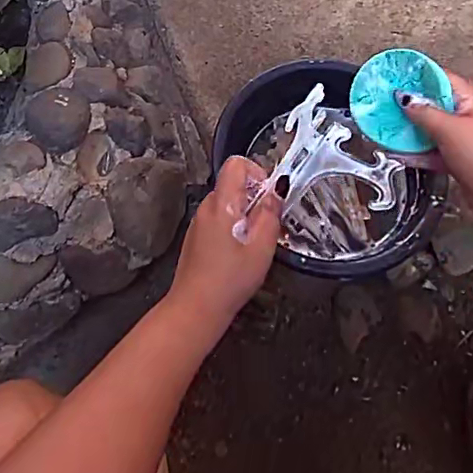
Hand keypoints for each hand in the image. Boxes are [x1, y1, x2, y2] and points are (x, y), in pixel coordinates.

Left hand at [166, 155, 281, 326]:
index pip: (236, 164)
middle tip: (268, 225)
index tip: (269, 196)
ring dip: (245, 215)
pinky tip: (240, 254)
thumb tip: (277, 190)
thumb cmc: (228, 281)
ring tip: (255, 244)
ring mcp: (199, 222)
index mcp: (222, 204)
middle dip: (255, 199)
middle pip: (233, 184)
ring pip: (227, 203)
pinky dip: (233, 228)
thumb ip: (271, 213)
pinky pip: (219, 220)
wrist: (195, 309)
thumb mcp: (262, 247)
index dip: (257, 173)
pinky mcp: (197, 237)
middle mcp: (207, 208)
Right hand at [400, 72, 472, 219]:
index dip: (417, 76)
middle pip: (434, 105)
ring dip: (411, 130)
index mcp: (472, 101)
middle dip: (410, 105)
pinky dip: (418, 152)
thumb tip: (406, 98)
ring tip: (387, 127)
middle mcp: (469, 118)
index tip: (395, 76)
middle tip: (385, 103)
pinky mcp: (461, 161)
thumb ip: (425, 113)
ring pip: (433, 130)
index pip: (441, 79)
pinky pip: (435, 152)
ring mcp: (466, 141)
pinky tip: (401, 153)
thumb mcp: (451, 129)